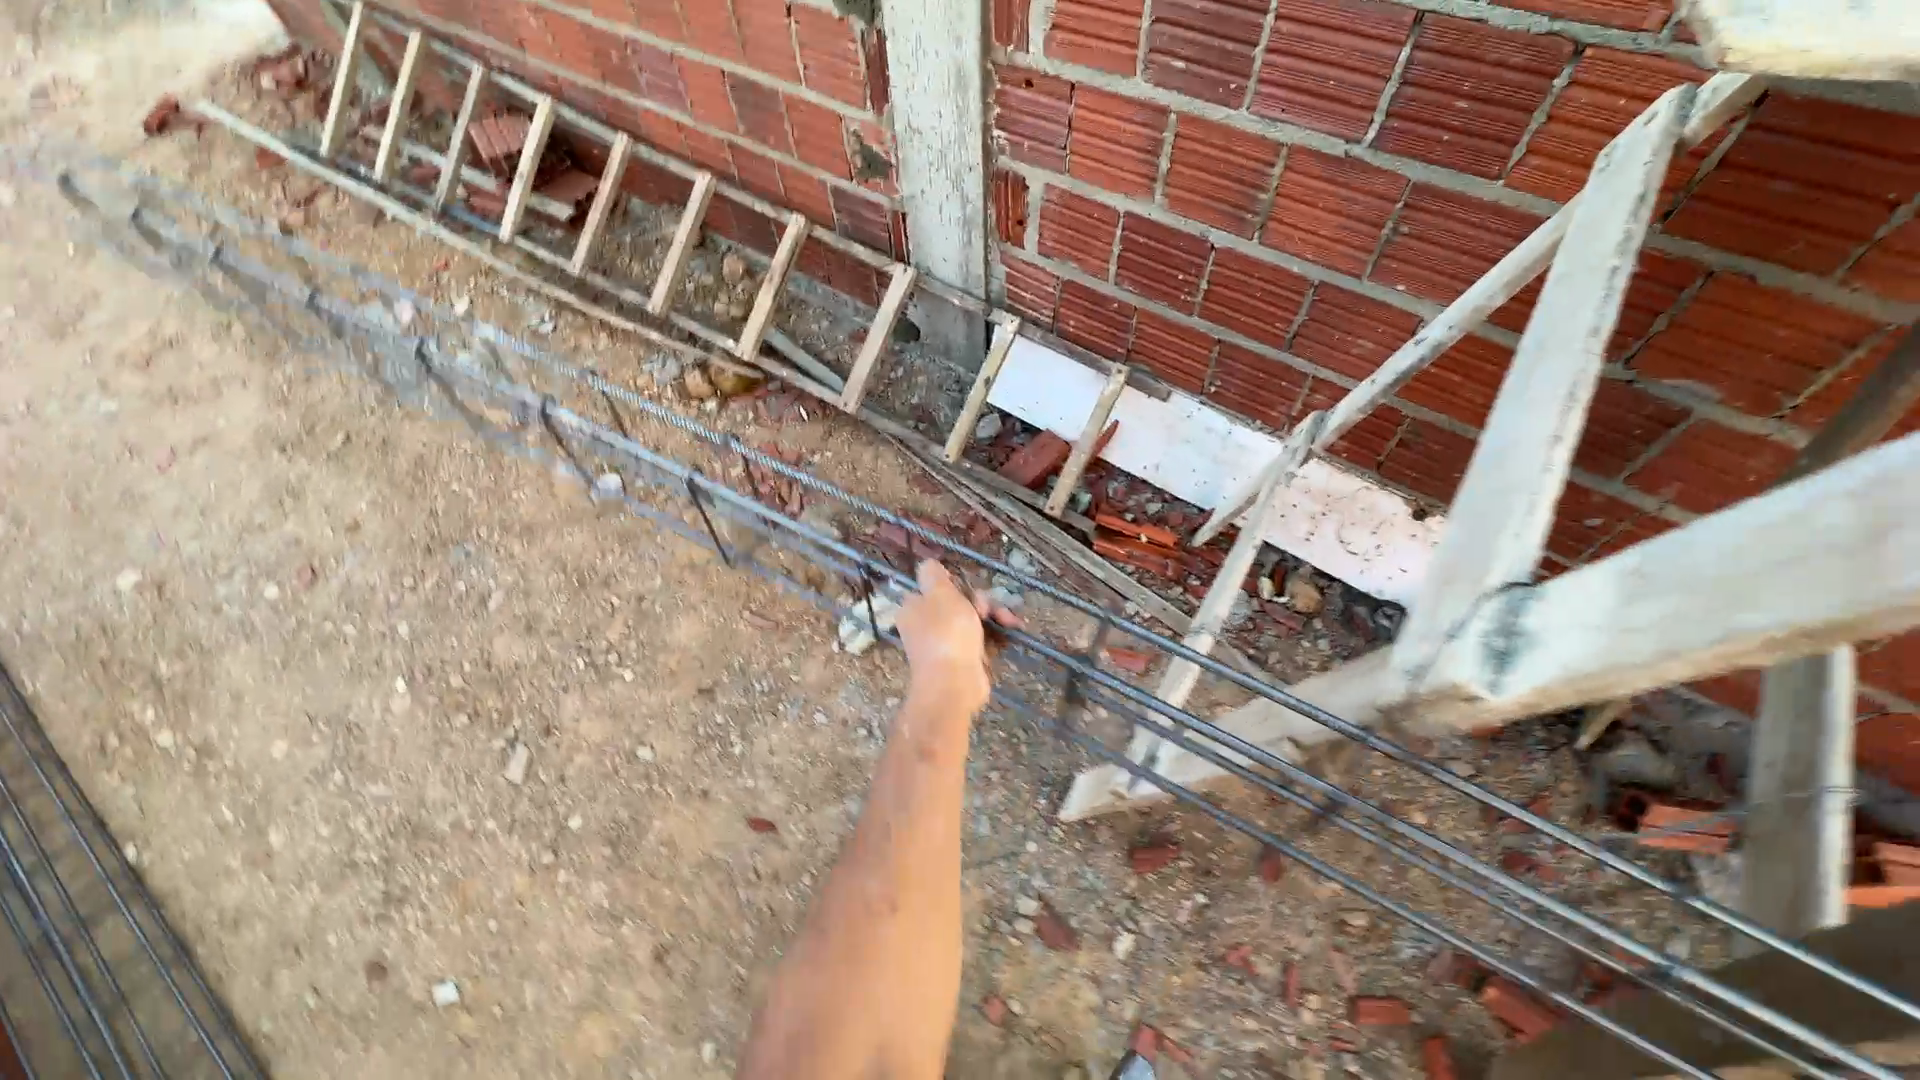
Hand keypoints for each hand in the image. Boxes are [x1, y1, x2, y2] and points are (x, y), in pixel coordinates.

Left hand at [895, 560, 1018, 711]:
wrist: (954, 684)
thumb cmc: (946, 634)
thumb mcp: (939, 593)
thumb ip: (933, 574)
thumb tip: (928, 564)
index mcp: (914, 608)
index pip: (933, 587)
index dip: (954, 584)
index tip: (967, 588)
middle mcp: (927, 625)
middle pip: (958, 601)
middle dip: (980, 601)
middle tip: (987, 609)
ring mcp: (946, 643)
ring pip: (973, 619)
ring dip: (994, 616)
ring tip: (1009, 622)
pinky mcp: (965, 658)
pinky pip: (982, 638)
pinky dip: (997, 634)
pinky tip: (1013, 630)